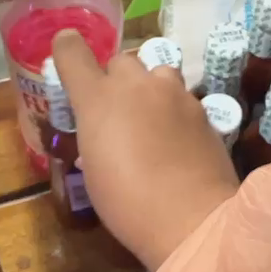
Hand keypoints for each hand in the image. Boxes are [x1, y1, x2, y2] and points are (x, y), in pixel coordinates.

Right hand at [52, 30, 237, 270]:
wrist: (192, 220)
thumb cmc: (129, 205)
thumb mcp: (94, 172)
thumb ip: (93, 136)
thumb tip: (101, 131)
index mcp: (98, 98)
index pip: (72, 51)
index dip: (67, 51)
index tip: (67, 60)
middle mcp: (136, 85)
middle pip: (121, 61)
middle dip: (115, 80)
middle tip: (117, 113)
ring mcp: (175, 95)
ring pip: (157, 73)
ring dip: (150, 89)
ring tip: (151, 122)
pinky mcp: (203, 111)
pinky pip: (182, 99)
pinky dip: (174, 112)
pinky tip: (177, 142)